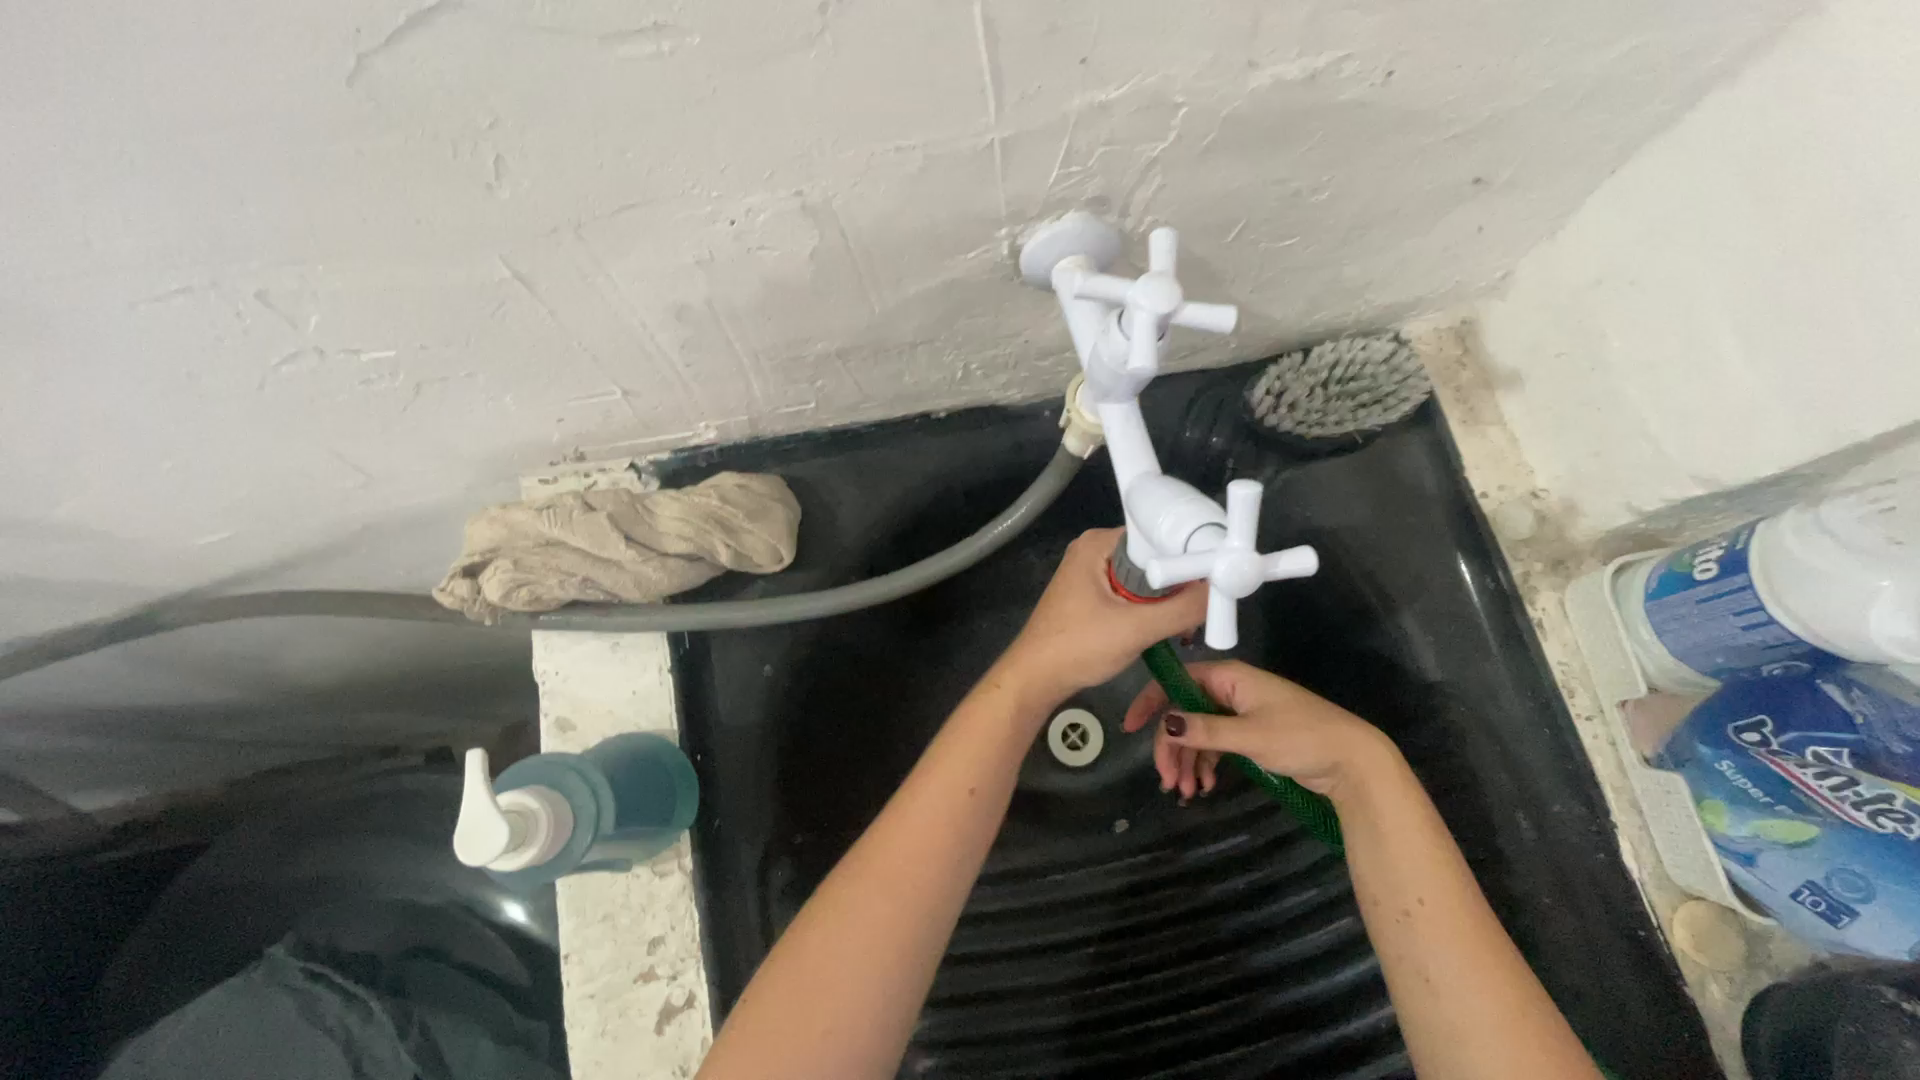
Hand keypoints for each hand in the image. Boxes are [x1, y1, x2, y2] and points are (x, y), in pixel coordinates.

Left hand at [997, 528, 1207, 707]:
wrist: (1035, 679)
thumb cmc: (1078, 648)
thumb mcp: (1136, 629)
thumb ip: (1183, 608)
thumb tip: (1222, 588)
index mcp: (1099, 543)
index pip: (1158, 534)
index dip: (1188, 555)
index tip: (1216, 577)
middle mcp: (1094, 550)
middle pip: (1154, 557)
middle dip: (1179, 583)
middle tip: (1200, 610)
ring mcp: (1091, 573)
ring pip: (1146, 579)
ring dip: (1167, 601)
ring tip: (1184, 626)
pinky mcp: (1092, 596)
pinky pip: (1132, 594)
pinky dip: (1150, 610)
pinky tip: (1165, 630)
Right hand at [1121, 659, 1396, 801]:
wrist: (1353, 761)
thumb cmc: (1301, 737)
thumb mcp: (1249, 735)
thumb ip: (1204, 729)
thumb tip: (1165, 723)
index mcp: (1229, 678)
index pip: (1177, 683)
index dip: (1151, 702)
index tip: (1130, 728)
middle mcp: (1231, 690)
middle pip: (1184, 713)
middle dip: (1172, 747)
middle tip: (1168, 780)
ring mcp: (1240, 713)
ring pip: (1198, 733)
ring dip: (1188, 761)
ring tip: (1187, 792)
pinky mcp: (1251, 734)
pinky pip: (1215, 745)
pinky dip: (1206, 764)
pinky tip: (1206, 786)